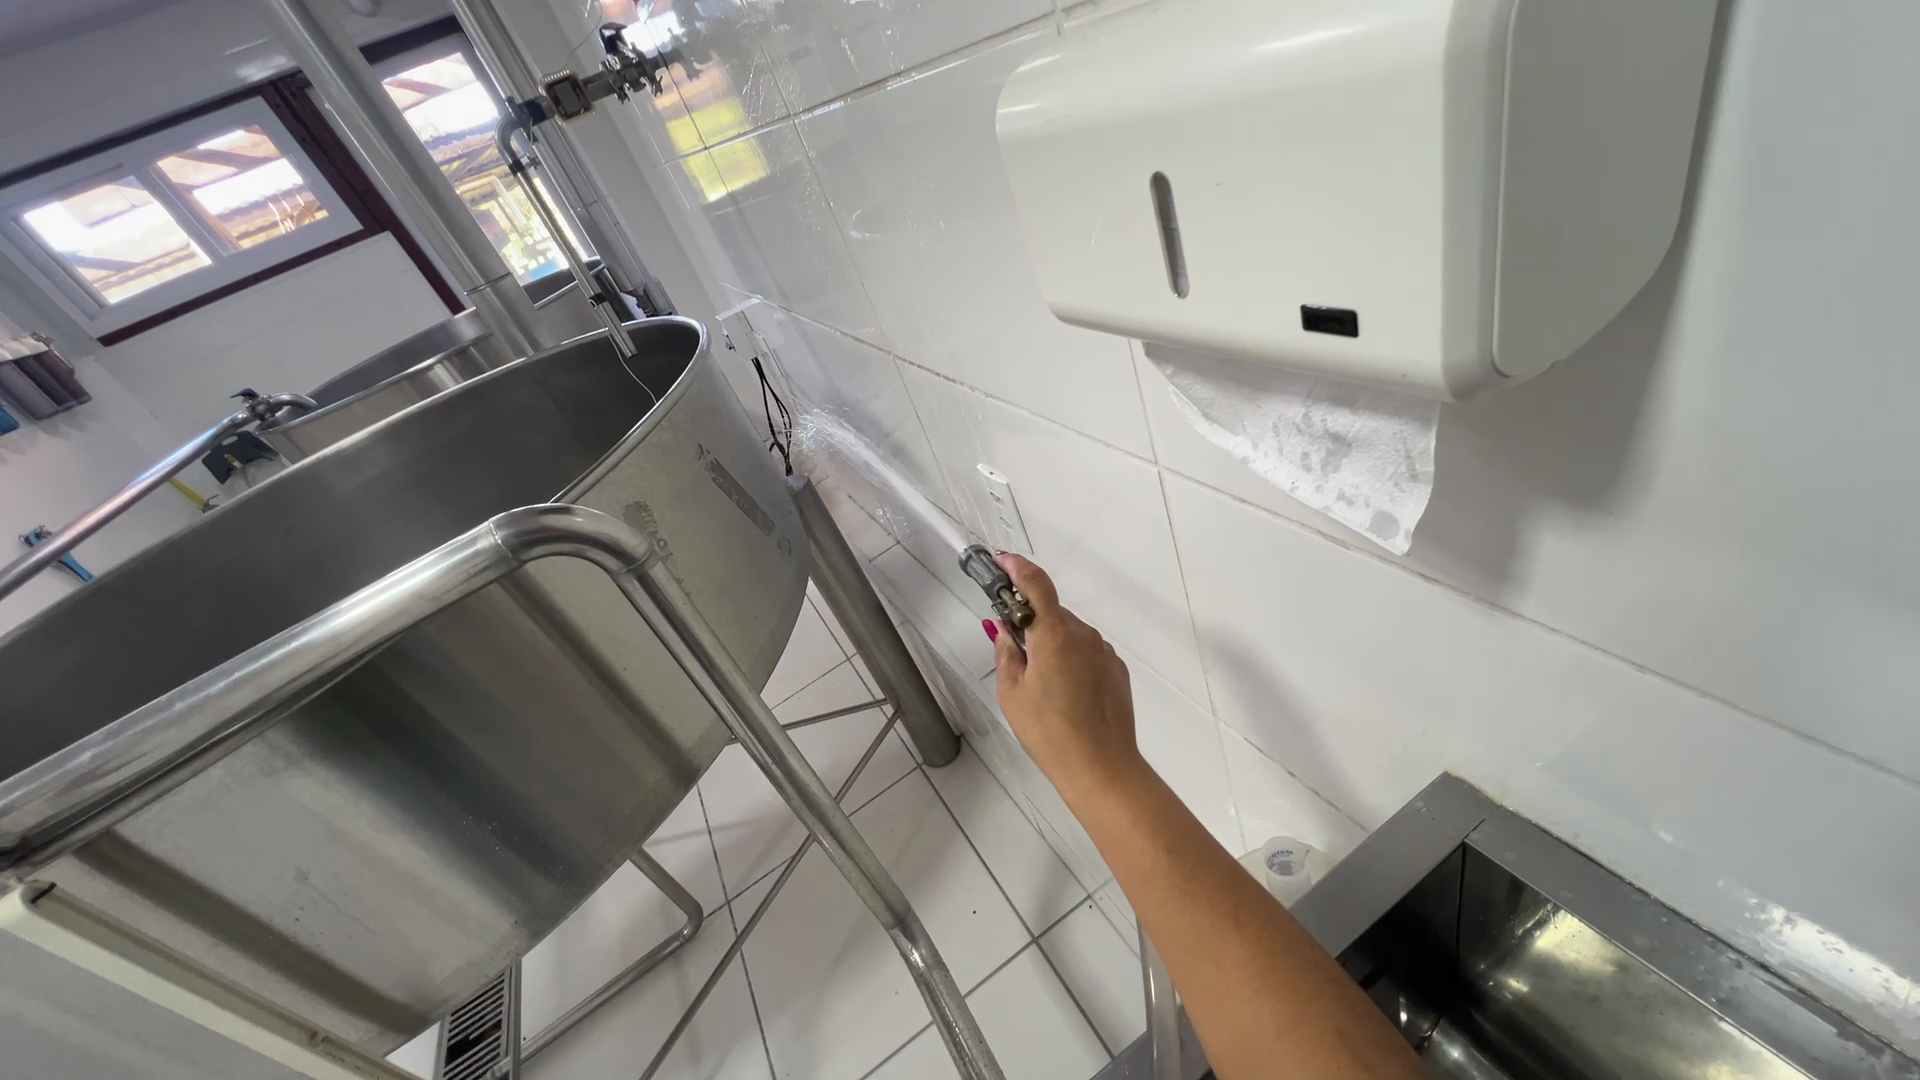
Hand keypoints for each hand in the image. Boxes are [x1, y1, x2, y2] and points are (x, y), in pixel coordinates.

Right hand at [989, 554, 1147, 802]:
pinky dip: (1072, 659)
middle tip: (1014, 646)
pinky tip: (1066, 693)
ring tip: (1041, 683)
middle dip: (1031, 620)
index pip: (1036, 583)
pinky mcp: (1116, 670)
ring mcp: (1103, 652)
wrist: (1101, 767)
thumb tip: (1003, 629)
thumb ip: (1007, 653)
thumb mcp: (1012, 694)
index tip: (1001, 560)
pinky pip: (1087, 652)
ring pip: (1070, 633)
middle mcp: (1083, 635)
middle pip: (1051, 612)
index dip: (1017, 566)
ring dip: (1052, 643)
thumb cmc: (1048, 732)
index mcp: (1054, 635)